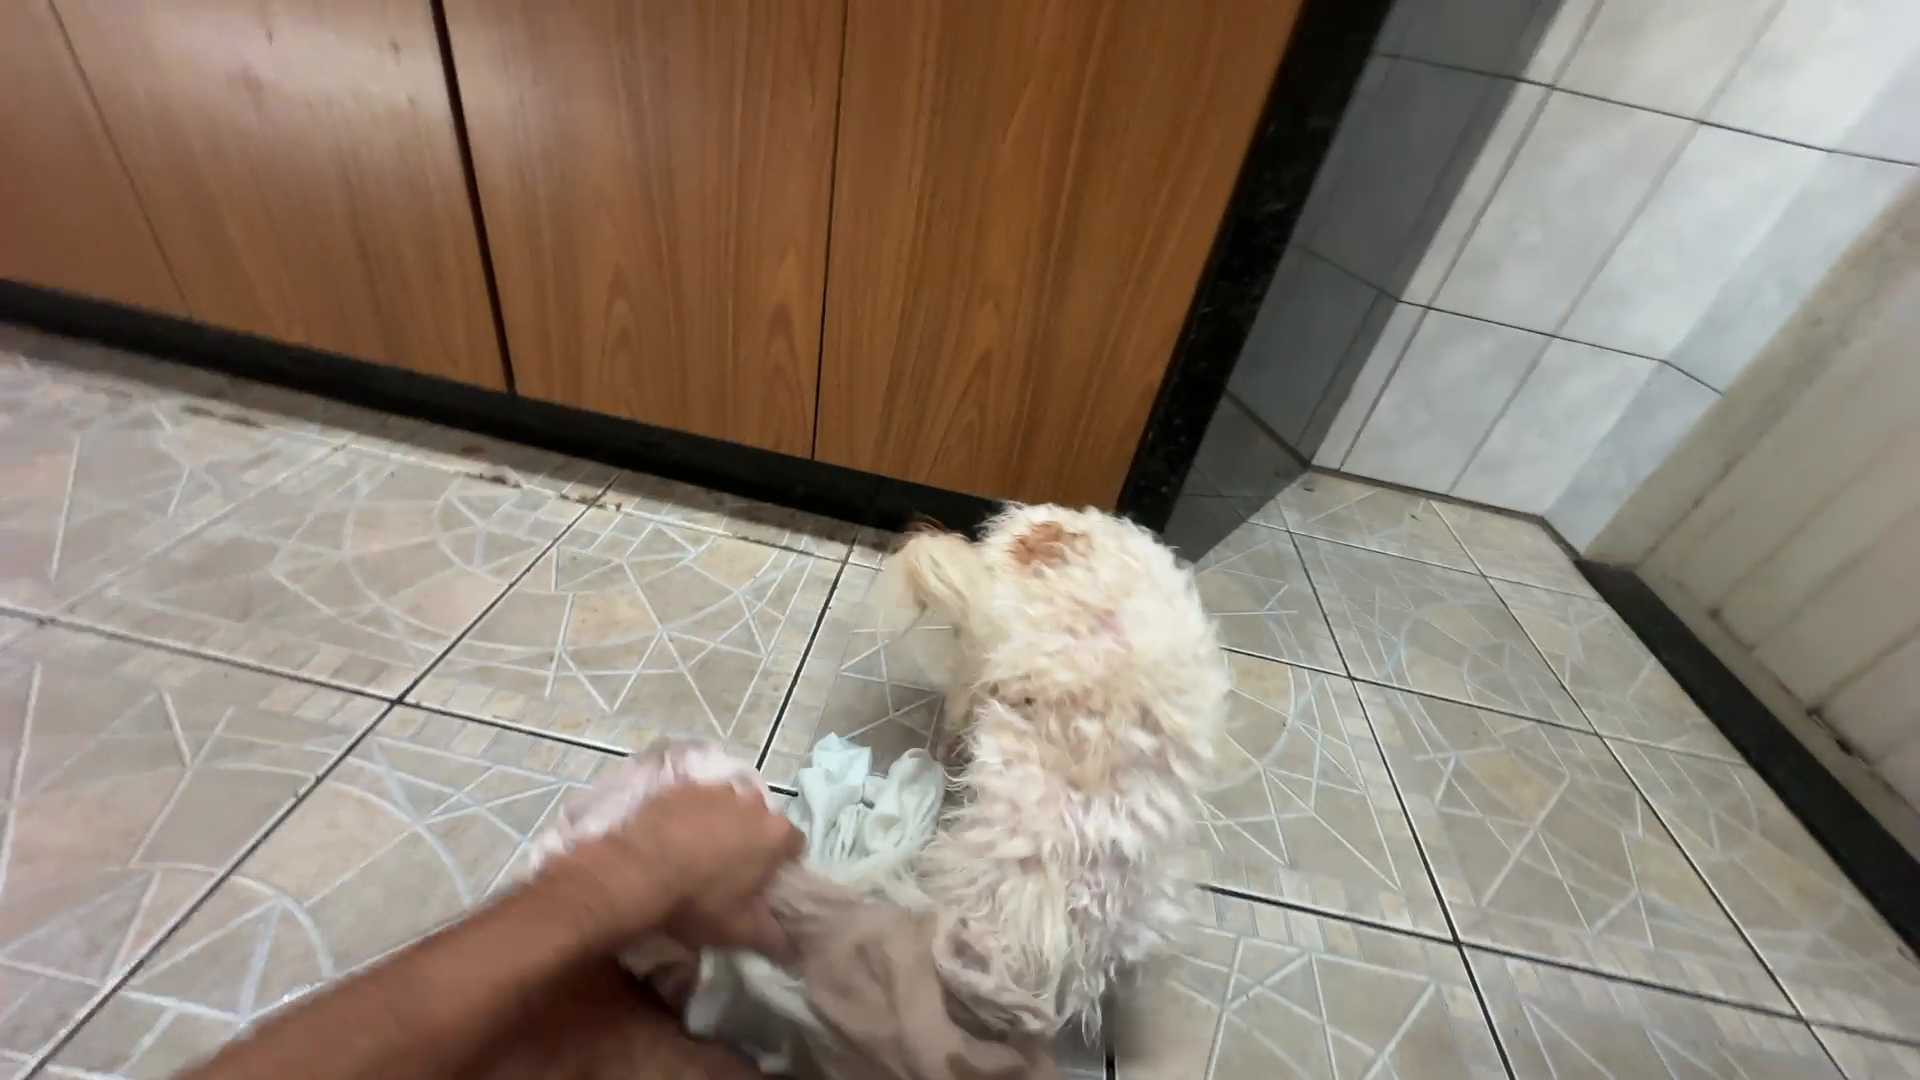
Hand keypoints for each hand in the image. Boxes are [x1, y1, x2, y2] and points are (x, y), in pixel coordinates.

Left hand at [545, 783, 802, 959]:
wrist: (635, 873)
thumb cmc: (698, 902)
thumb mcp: (740, 931)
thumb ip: (775, 940)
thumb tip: (796, 954)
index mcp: (775, 834)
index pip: (794, 844)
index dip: (782, 864)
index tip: (763, 883)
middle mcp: (753, 802)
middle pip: (761, 822)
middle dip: (751, 840)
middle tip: (728, 871)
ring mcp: (717, 790)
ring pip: (729, 807)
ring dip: (722, 824)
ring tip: (696, 853)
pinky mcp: (684, 787)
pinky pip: (696, 801)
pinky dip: (691, 816)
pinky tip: (672, 840)